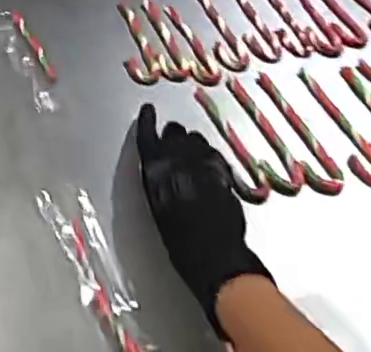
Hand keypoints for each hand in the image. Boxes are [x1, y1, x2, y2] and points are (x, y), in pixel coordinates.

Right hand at [137, 103, 270, 337]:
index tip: (148, 109)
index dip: (147, 122)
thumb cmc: (181, 243)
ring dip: (193, 145)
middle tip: (175, 143)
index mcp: (157, 173)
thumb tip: (161, 164)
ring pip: (196, 140)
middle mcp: (178, 162)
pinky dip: (209, 156)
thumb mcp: (158, 208)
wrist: (216, 261)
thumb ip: (158, 180)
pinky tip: (209, 169)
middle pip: (174, 134)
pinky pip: (213, 154)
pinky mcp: (223, 172)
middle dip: (174, 136)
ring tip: (193, 159)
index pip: (148, 137)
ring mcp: (203, 165)